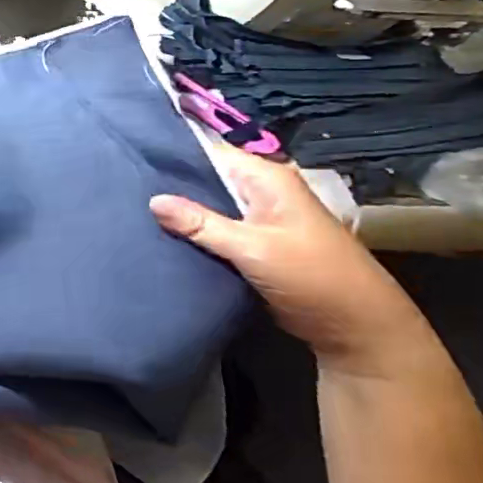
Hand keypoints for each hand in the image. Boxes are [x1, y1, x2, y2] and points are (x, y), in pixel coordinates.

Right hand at [150, 149, 439, 378]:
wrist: (358, 331)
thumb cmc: (314, 278)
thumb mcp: (253, 249)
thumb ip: (201, 223)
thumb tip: (152, 199)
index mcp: (267, 178)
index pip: (209, 151)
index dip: (171, 152)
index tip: (131, 154)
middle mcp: (261, 191)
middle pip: (205, 177)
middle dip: (170, 183)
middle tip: (124, 183)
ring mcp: (257, 218)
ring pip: (207, 204)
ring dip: (179, 210)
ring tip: (131, 204)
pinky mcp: (252, 243)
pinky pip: (213, 228)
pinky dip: (192, 231)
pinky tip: (160, 232)